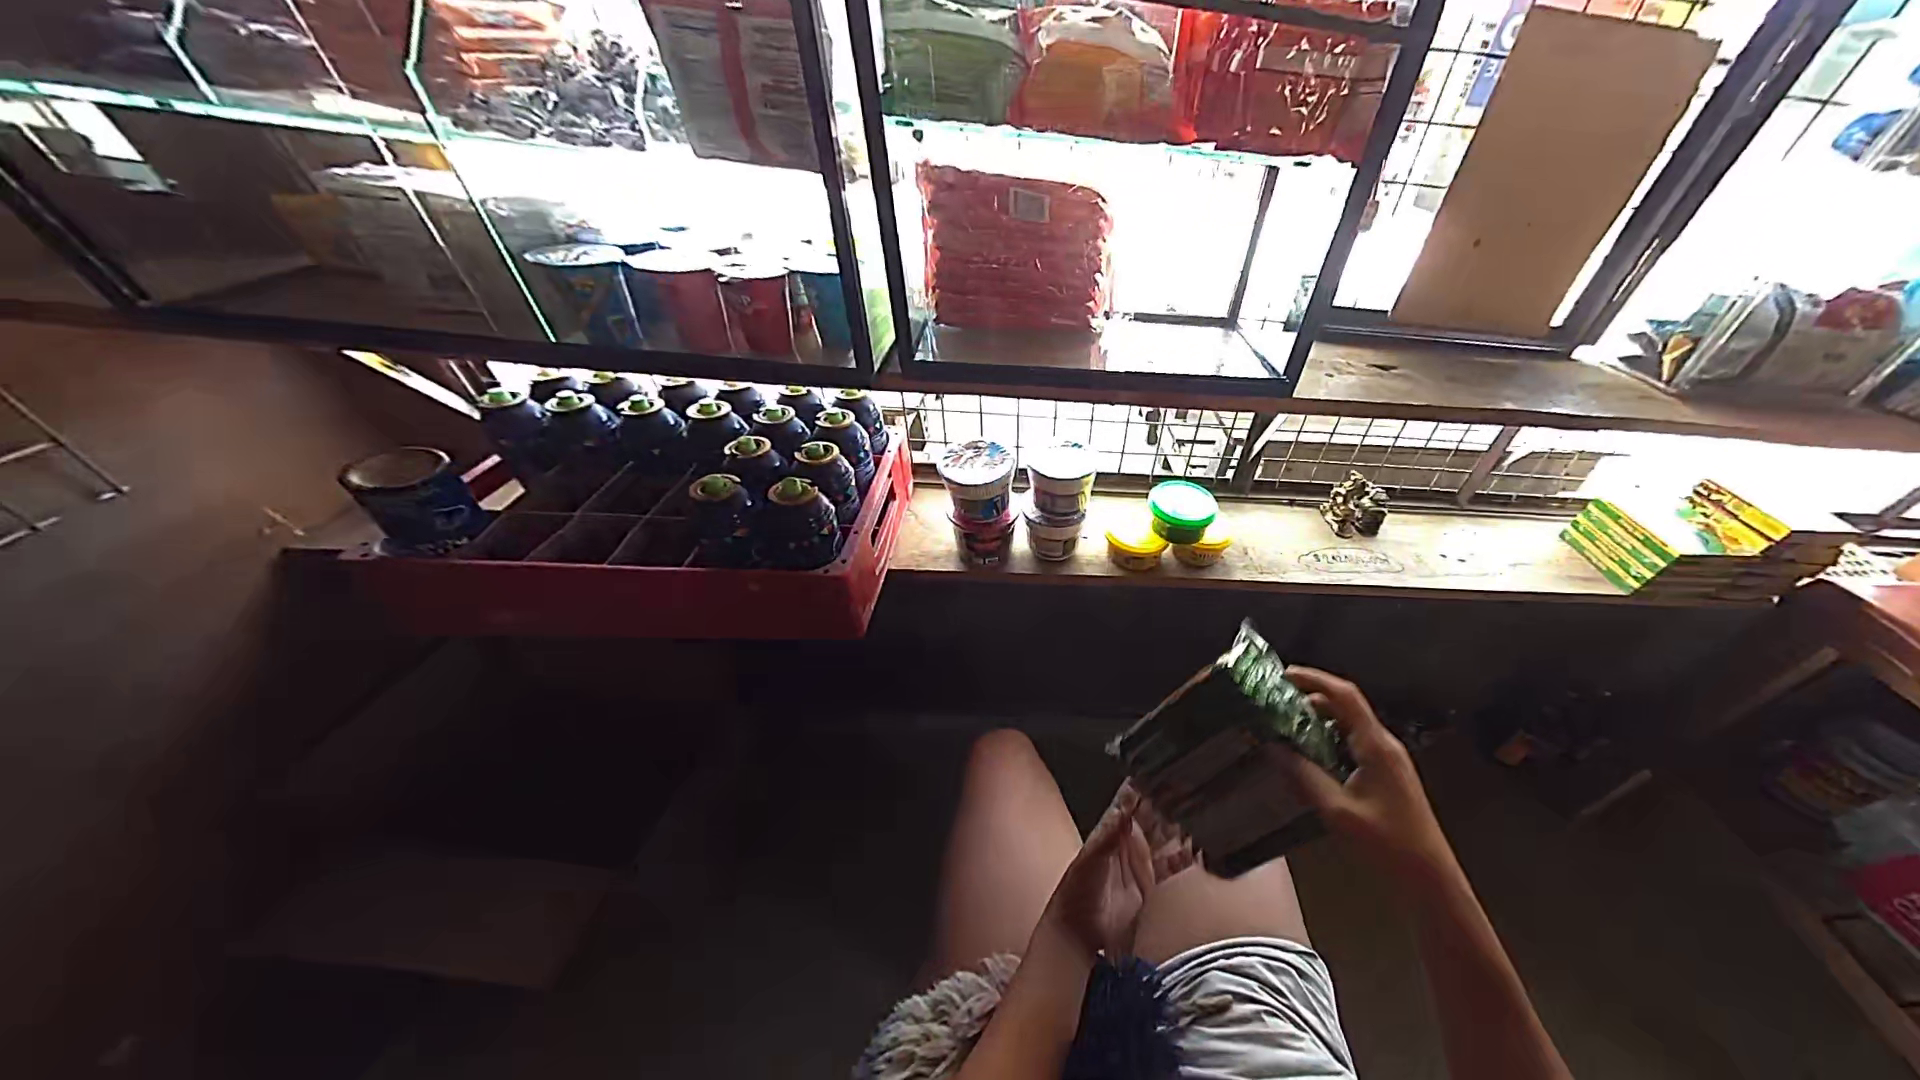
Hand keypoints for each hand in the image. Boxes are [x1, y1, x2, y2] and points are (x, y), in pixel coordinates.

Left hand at [1040, 783, 1195, 959]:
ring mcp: (1143, 861)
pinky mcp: (1154, 883)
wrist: (1079, 933)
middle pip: (1157, 814)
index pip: (1134, 799)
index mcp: (1113, 828)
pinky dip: (1190, 857)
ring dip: (1186, 826)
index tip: (1169, 773)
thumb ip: (1106, 834)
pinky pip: (1176, 865)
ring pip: (1170, 837)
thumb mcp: (1089, 860)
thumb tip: (1121, 808)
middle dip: (1174, 800)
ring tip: (1205, 812)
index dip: (1150, 785)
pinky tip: (1204, 848)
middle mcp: (1130, 840)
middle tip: (1196, 788)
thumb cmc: (1075, 893)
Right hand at [1264, 666, 1456, 884]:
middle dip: (1307, 697)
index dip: (1312, 678)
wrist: (1431, 881)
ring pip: (1347, 724)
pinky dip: (1325, 738)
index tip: (1280, 675)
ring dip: (1315, 719)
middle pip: (1344, 706)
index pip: (1344, 695)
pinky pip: (1351, 742)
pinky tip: (1305, 752)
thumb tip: (1271, 746)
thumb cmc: (1388, 844)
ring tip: (1281, 724)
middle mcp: (1384, 745)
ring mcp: (1387, 759)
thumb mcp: (1337, 810)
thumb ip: (1303, 775)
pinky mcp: (1385, 774)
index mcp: (1376, 746)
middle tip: (1272, 701)